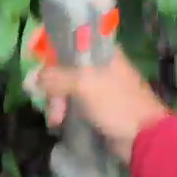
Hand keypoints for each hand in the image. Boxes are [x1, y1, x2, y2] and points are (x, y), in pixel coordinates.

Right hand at [26, 56, 169, 162]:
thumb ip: (55, 77)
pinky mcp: (94, 106)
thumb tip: (32, 79)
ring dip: (55, 101)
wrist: (145, 138)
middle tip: (45, 98)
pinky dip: (62, 110)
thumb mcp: (84, 84)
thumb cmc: (118, 103)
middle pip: (61, 65)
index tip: (33, 56)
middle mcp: (97, 65)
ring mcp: (96, 87)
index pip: (68, 39)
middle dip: (50, 83)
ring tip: (55, 119)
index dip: (48, 45)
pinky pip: (70, 102)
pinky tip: (58, 122)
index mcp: (101, 52)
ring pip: (63, 86)